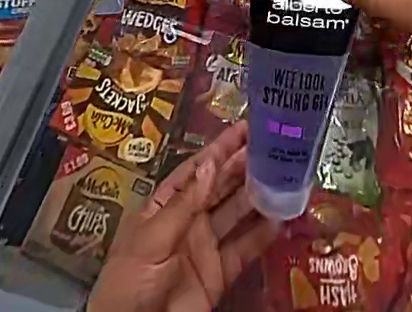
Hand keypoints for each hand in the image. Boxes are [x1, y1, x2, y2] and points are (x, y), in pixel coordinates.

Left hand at [85, 122, 279, 311]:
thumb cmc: (129, 283)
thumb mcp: (151, 238)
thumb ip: (184, 203)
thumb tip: (212, 162)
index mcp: (166, 205)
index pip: (197, 170)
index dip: (220, 148)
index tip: (244, 128)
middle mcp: (189, 220)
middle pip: (220, 186)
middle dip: (243, 165)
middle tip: (271, 145)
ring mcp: (205, 246)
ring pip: (236, 213)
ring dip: (257, 194)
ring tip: (282, 173)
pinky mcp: (219, 275)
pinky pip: (244, 249)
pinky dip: (262, 234)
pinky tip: (281, 217)